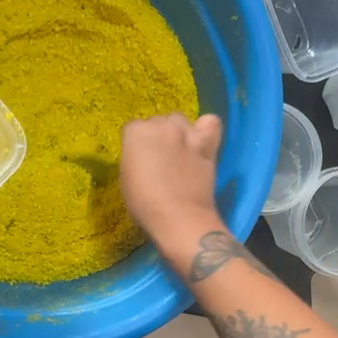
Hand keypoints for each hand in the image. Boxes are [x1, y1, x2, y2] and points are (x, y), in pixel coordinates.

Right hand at [120, 113, 223, 249]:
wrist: (179, 217)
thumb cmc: (145, 204)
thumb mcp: (126, 179)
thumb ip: (134, 158)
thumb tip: (144, 156)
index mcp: (136, 133)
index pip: (133, 129)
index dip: (136, 145)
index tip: (140, 160)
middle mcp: (160, 125)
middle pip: (157, 122)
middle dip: (157, 136)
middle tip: (160, 159)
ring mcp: (185, 132)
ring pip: (179, 120)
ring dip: (178, 132)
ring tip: (181, 150)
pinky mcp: (206, 142)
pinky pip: (210, 123)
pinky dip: (206, 128)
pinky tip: (201, 140)